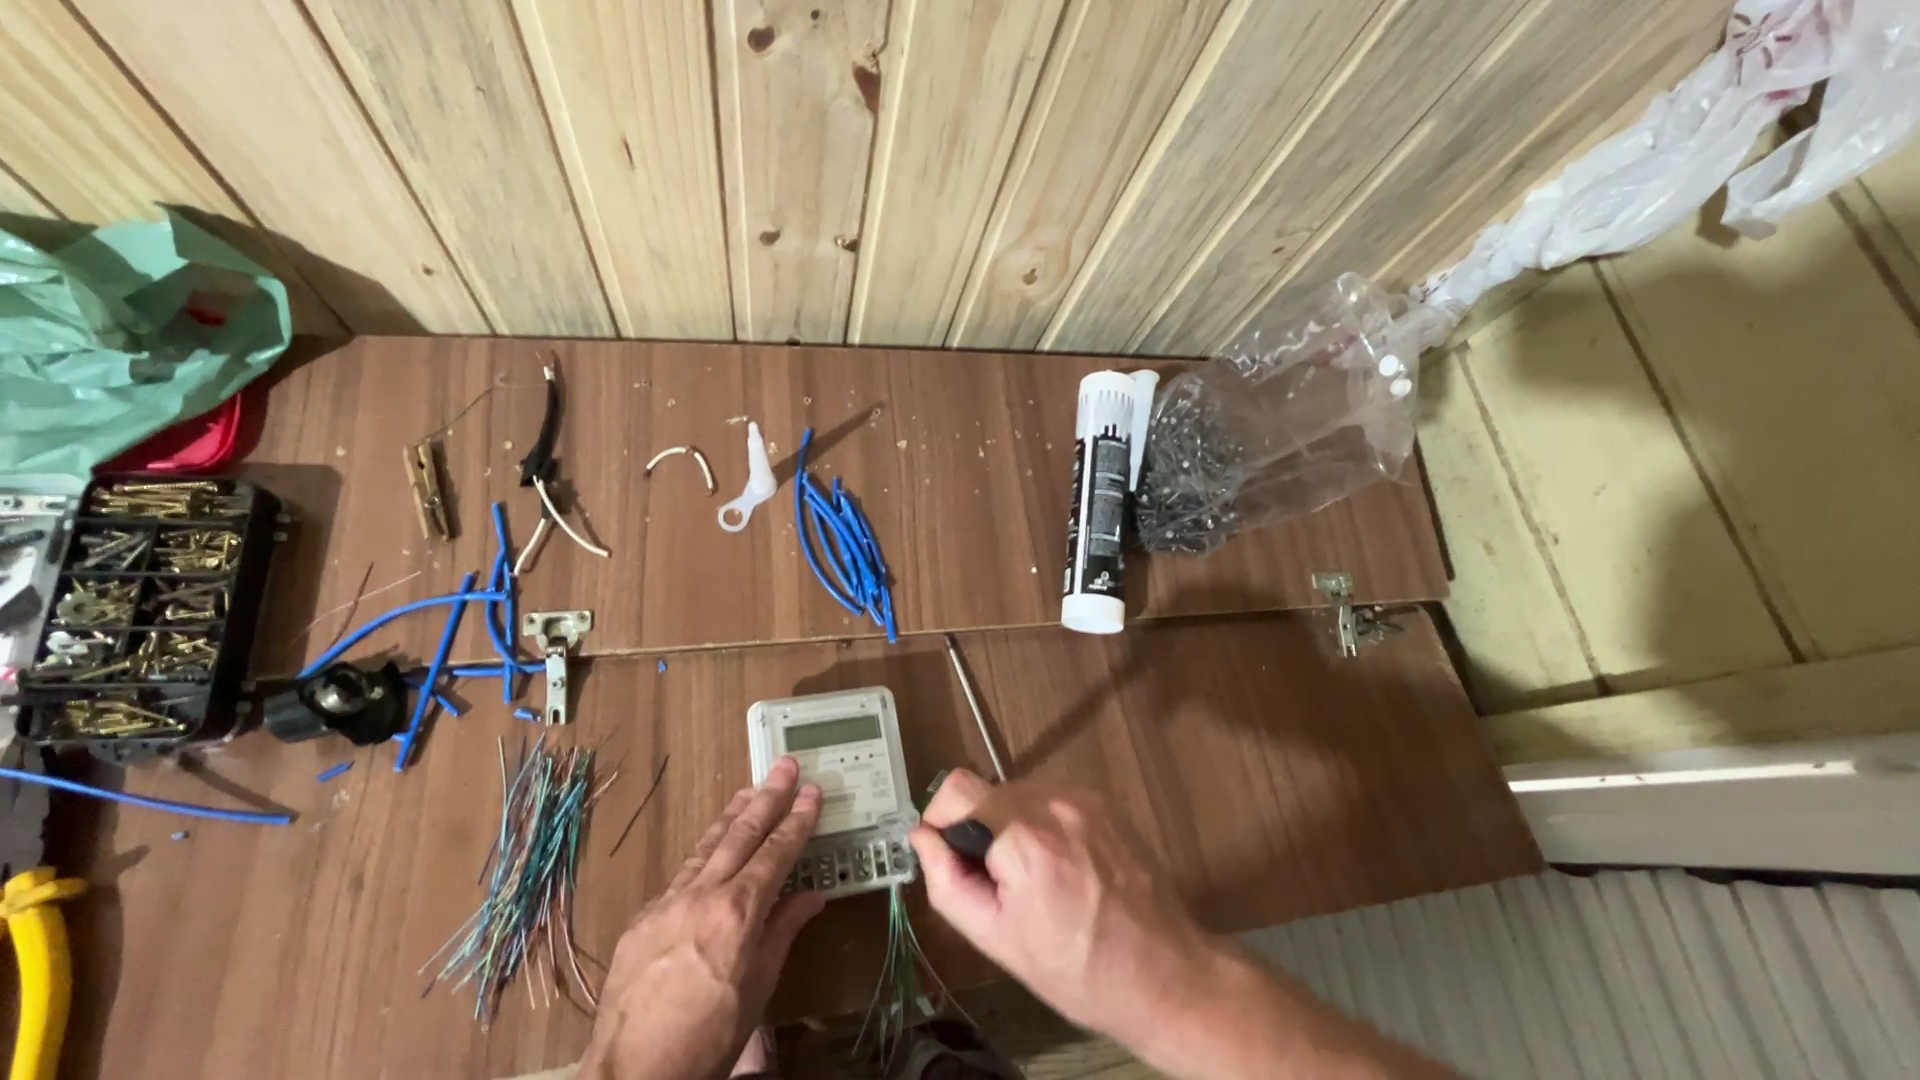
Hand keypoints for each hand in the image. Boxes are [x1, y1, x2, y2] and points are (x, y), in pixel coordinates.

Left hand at [579, 758, 825, 1079]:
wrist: (634, 1070)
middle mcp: (702, 894)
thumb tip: (811, 897)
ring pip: (706, 846)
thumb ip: (783, 931)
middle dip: (768, 797)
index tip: (812, 792)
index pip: (776, 853)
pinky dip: (703, 854)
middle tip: (784, 766)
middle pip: (741, 834)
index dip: (797, 820)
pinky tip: (710, 850)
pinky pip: (681, 875)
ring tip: (750, 790)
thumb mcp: (759, 986)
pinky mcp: (643, 917)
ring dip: (732, 815)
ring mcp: (667, 902)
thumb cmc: (711, 1035)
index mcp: (738, 911)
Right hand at [908, 769, 1225, 1037]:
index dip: (941, 819)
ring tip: (1036, 878)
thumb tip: (922, 838)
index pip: (957, 788)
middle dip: (980, 831)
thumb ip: (948, 883)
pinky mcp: (1106, 801)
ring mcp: (1085, 799)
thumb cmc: (1076, 970)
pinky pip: (1052, 799)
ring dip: (1012, 826)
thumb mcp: (996, 939)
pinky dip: (1044, 824)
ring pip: (1018, 794)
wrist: (1165, 974)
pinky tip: (1063, 866)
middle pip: (987, 792)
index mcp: (1024, 840)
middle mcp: (1055, 805)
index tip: (952, 856)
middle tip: (999, 882)